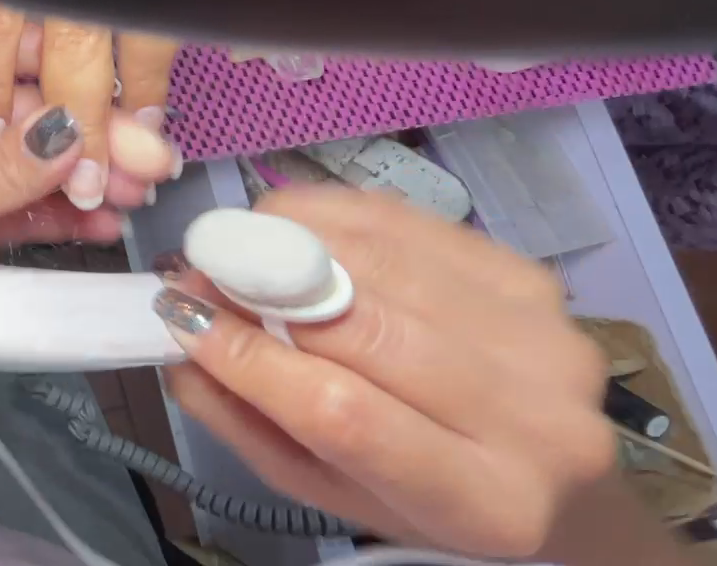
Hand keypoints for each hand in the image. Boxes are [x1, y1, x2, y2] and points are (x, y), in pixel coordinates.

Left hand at [0, 39, 177, 390]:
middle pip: (19, 112)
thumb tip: (67, 126)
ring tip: (135, 193)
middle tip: (149, 161)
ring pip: (27, 162)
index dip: (50, 70)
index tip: (112, 95)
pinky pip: (19, 206)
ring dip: (80, 175)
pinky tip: (100, 221)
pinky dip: (58, 214)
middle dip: (83, 132)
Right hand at [157, 189, 638, 561]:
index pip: (341, 412)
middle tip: (197, 271)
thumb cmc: (402, 483)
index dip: (246, 354)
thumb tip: (176, 328)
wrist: (536, 463)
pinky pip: (396, 218)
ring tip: (240, 252)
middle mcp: (537, 422)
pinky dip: (321, 214)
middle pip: (362, 325)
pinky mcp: (526, 274)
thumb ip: (232, 411)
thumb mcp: (306, 477)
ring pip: (375, 257)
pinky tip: (292, 232)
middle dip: (256, 284)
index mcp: (478, 502)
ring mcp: (541, 337)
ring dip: (282, 239)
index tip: (179, 315)